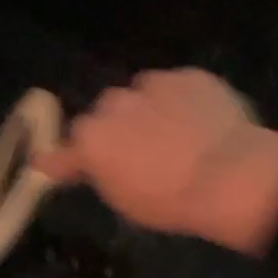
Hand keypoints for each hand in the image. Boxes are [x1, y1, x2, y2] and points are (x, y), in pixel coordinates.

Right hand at [31, 68, 277, 257]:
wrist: (228, 175)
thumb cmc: (169, 202)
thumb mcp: (124, 201)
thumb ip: (100, 174)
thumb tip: (90, 162)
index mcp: (92, 140)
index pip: (63, 149)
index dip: (59, 158)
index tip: (49, 163)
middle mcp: (114, 103)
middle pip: (104, 113)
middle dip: (113, 129)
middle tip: (133, 154)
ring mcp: (154, 84)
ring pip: (140, 94)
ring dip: (146, 111)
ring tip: (169, 136)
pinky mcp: (190, 75)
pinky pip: (175, 87)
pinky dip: (179, 102)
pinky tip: (196, 123)